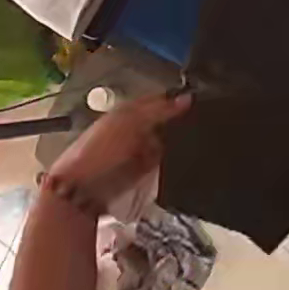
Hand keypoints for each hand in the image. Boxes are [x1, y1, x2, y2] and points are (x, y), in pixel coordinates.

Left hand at [44, 91, 192, 213]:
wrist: (81, 191)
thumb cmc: (101, 148)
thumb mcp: (130, 122)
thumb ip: (159, 110)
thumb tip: (188, 98)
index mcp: (130, 110)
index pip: (161, 100)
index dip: (179, 100)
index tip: (203, 102)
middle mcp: (137, 127)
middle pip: (167, 120)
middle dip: (183, 121)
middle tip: (208, 122)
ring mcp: (141, 150)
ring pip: (168, 140)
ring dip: (181, 140)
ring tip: (204, 139)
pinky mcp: (145, 172)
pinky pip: (166, 161)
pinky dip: (176, 159)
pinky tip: (191, 157)